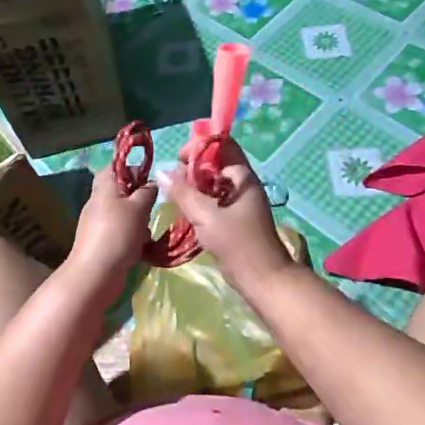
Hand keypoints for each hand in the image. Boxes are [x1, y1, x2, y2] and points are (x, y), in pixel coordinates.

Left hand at [71, 166, 157, 275]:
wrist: (96, 273)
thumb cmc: (118, 233)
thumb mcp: (138, 208)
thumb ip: (147, 192)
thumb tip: (151, 182)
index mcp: (104, 186)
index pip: (115, 166)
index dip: (133, 169)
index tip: (150, 181)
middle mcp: (99, 201)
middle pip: (122, 191)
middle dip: (140, 199)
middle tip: (151, 208)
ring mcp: (99, 222)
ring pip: (125, 212)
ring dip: (139, 220)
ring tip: (147, 231)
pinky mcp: (102, 240)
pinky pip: (122, 231)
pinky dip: (133, 236)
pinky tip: (141, 246)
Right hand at [160, 138, 293, 288]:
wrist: (262, 279)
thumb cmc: (238, 243)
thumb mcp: (206, 216)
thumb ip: (183, 193)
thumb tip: (162, 172)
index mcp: (242, 178)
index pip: (222, 145)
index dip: (199, 147)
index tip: (179, 160)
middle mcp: (242, 185)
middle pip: (214, 164)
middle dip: (192, 169)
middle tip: (173, 182)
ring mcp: (238, 202)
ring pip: (211, 184)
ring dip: (193, 187)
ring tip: (175, 197)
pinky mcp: (233, 219)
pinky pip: (213, 201)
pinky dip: (198, 202)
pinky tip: (184, 212)